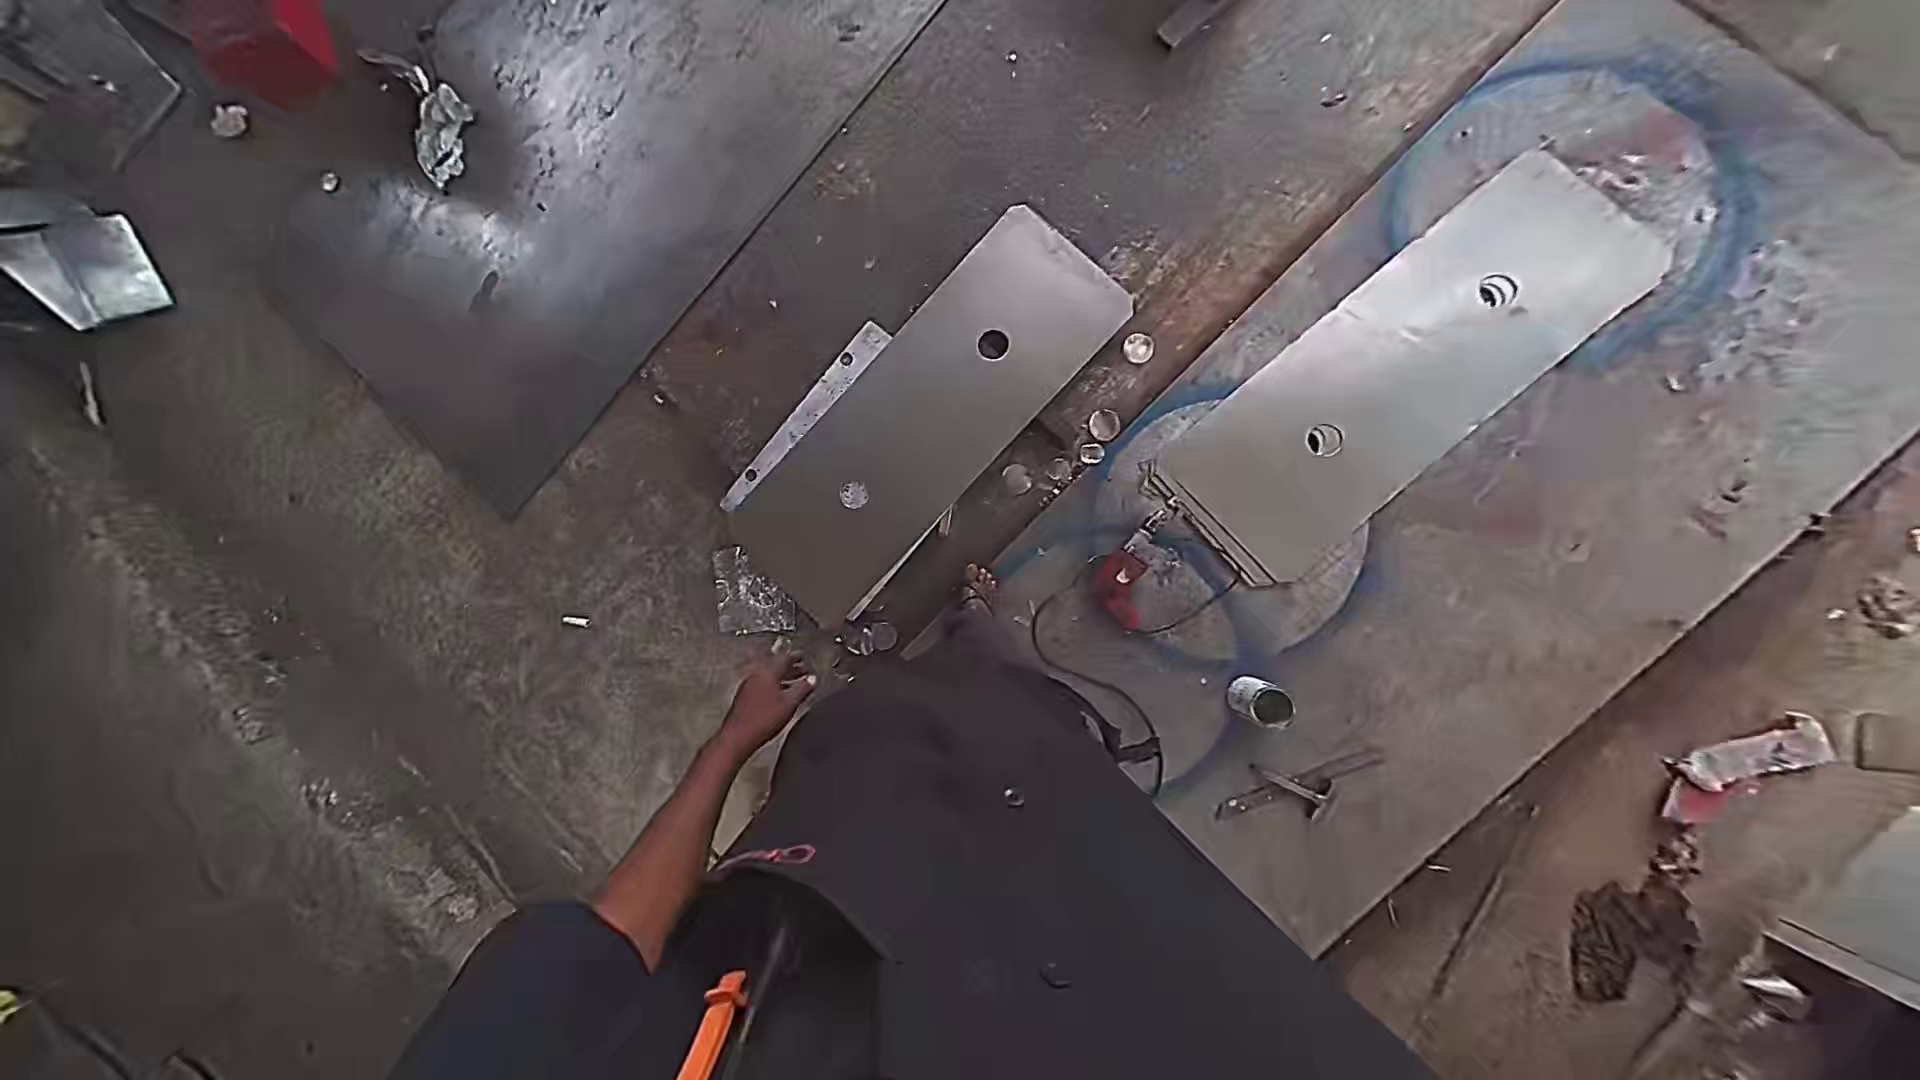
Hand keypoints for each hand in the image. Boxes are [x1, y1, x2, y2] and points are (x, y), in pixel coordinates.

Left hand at [713, 655, 816, 760]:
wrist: (737, 738)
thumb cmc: (763, 719)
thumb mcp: (790, 703)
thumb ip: (803, 689)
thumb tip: (812, 680)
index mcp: (766, 673)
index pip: (784, 659)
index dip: (796, 657)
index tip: (803, 656)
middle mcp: (755, 677)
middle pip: (776, 668)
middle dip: (791, 669)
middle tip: (803, 670)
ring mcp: (747, 688)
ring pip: (769, 679)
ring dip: (783, 680)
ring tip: (795, 685)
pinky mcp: (743, 701)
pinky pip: (762, 688)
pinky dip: (774, 689)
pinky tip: (780, 698)